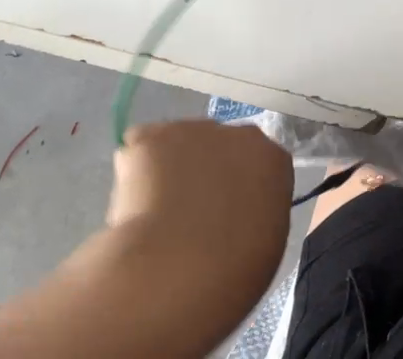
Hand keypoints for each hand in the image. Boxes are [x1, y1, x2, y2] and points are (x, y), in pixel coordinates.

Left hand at [108, 121, 291, 298]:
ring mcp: (191, 130)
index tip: (222, 215)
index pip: (256, 163)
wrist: (176, 271)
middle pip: (217, 146)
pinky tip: (130, 206)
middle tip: (186, 214)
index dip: (236, 187)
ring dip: (168, 170)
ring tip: (153, 216)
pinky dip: (132, 173)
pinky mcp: (149, 138)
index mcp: (272, 159)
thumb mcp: (265, 241)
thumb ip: (254, 212)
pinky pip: (138, 150)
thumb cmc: (232, 272)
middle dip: (203, 171)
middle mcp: (236, 134)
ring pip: (176, 146)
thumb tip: (233, 214)